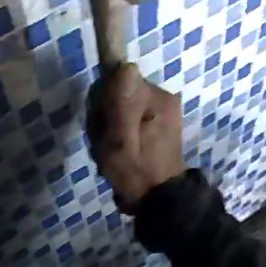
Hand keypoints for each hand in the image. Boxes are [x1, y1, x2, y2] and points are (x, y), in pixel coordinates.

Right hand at [90, 63, 183, 211]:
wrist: (159, 201)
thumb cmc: (136, 172)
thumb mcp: (121, 140)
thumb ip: (122, 103)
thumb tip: (125, 65)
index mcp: (155, 97)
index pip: (116, 76)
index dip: (103, 98)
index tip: (103, 122)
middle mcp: (162, 96)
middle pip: (117, 90)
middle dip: (104, 115)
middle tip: (105, 142)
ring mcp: (161, 109)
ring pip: (119, 104)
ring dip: (108, 126)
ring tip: (111, 151)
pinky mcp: (157, 122)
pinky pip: (128, 116)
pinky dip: (118, 133)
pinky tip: (119, 151)